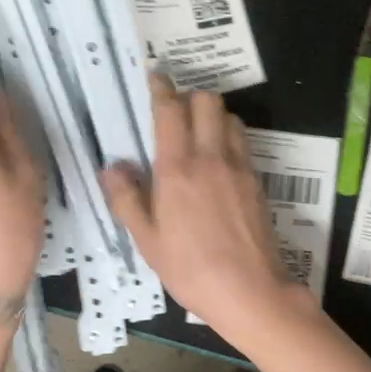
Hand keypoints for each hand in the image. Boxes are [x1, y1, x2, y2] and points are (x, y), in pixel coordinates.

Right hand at [100, 77, 304, 331]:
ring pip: (230, 118)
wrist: (248, 291)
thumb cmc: (190, 270)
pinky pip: (243, 145)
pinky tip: (219, 163)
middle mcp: (211, 158)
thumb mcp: (147, 241)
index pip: (170, 109)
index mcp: (177, 169)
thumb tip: (112, 168)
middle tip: (175, 114)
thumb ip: (127, 200)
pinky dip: (230, 140)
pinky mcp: (257, 183)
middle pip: (207, 101)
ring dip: (213, 117)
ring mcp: (239, 168)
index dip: (160, 89)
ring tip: (199, 137)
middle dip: (190, 97)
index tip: (154, 80)